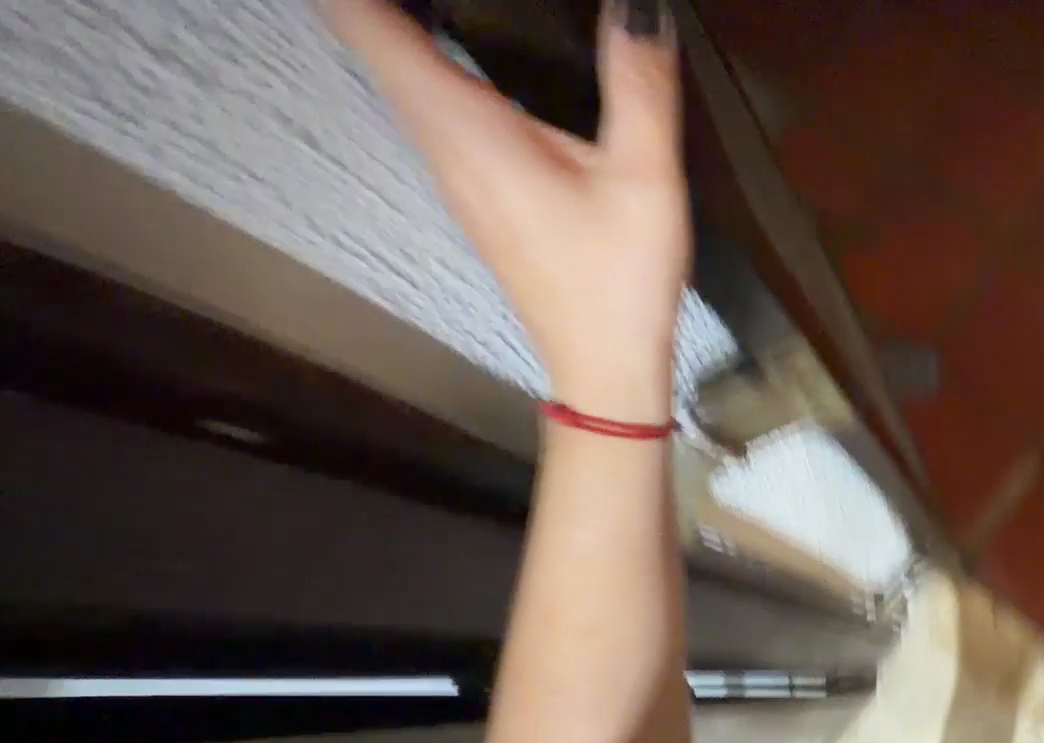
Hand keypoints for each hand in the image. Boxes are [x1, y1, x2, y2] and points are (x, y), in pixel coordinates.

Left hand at [327, 0, 688, 418]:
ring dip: (411, 21)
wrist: (606, 368)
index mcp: (463, 125)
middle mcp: (440, 143)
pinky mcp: (479, 197)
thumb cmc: (619, 280)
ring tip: (464, 6)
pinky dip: (441, 64)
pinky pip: (435, 108)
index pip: (361, 15)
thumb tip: (640, 6)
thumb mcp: (644, 181)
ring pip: (402, 71)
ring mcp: (454, 175)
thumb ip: (639, 88)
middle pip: (370, 34)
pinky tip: (487, 59)